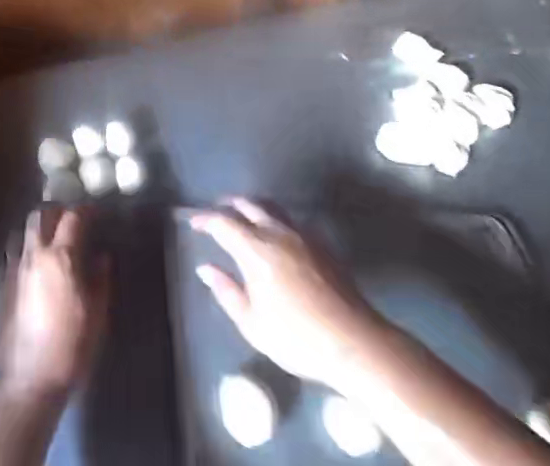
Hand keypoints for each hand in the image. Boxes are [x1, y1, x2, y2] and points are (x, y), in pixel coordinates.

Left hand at [0, 207, 107, 397]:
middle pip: (40, 215)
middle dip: (55, 210)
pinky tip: (31, 264)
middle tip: (69, 219)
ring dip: (37, 228)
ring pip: (22, 231)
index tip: (94, 212)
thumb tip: (102, 257)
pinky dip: (23, 250)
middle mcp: (33, 254)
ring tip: (50, 239)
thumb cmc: (71, 347)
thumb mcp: (97, 315)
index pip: (72, 217)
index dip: (85, 210)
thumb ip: (100, 279)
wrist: (28, 379)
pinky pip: (11, 254)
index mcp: (60, 258)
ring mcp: (12, 267)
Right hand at [192, 197, 378, 386]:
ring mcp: (304, 236)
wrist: (356, 343)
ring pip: (273, 208)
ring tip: (244, 217)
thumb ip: (227, 292)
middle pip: (249, 205)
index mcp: (256, 250)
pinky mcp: (323, 245)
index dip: (205, 219)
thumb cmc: (298, 338)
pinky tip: (277, 235)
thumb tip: (205, 268)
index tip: (193, 223)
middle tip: (217, 211)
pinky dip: (276, 219)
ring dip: (253, 207)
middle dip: (229, 205)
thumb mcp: (252, 324)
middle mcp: (278, 234)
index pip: (223, 222)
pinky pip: (292, 220)